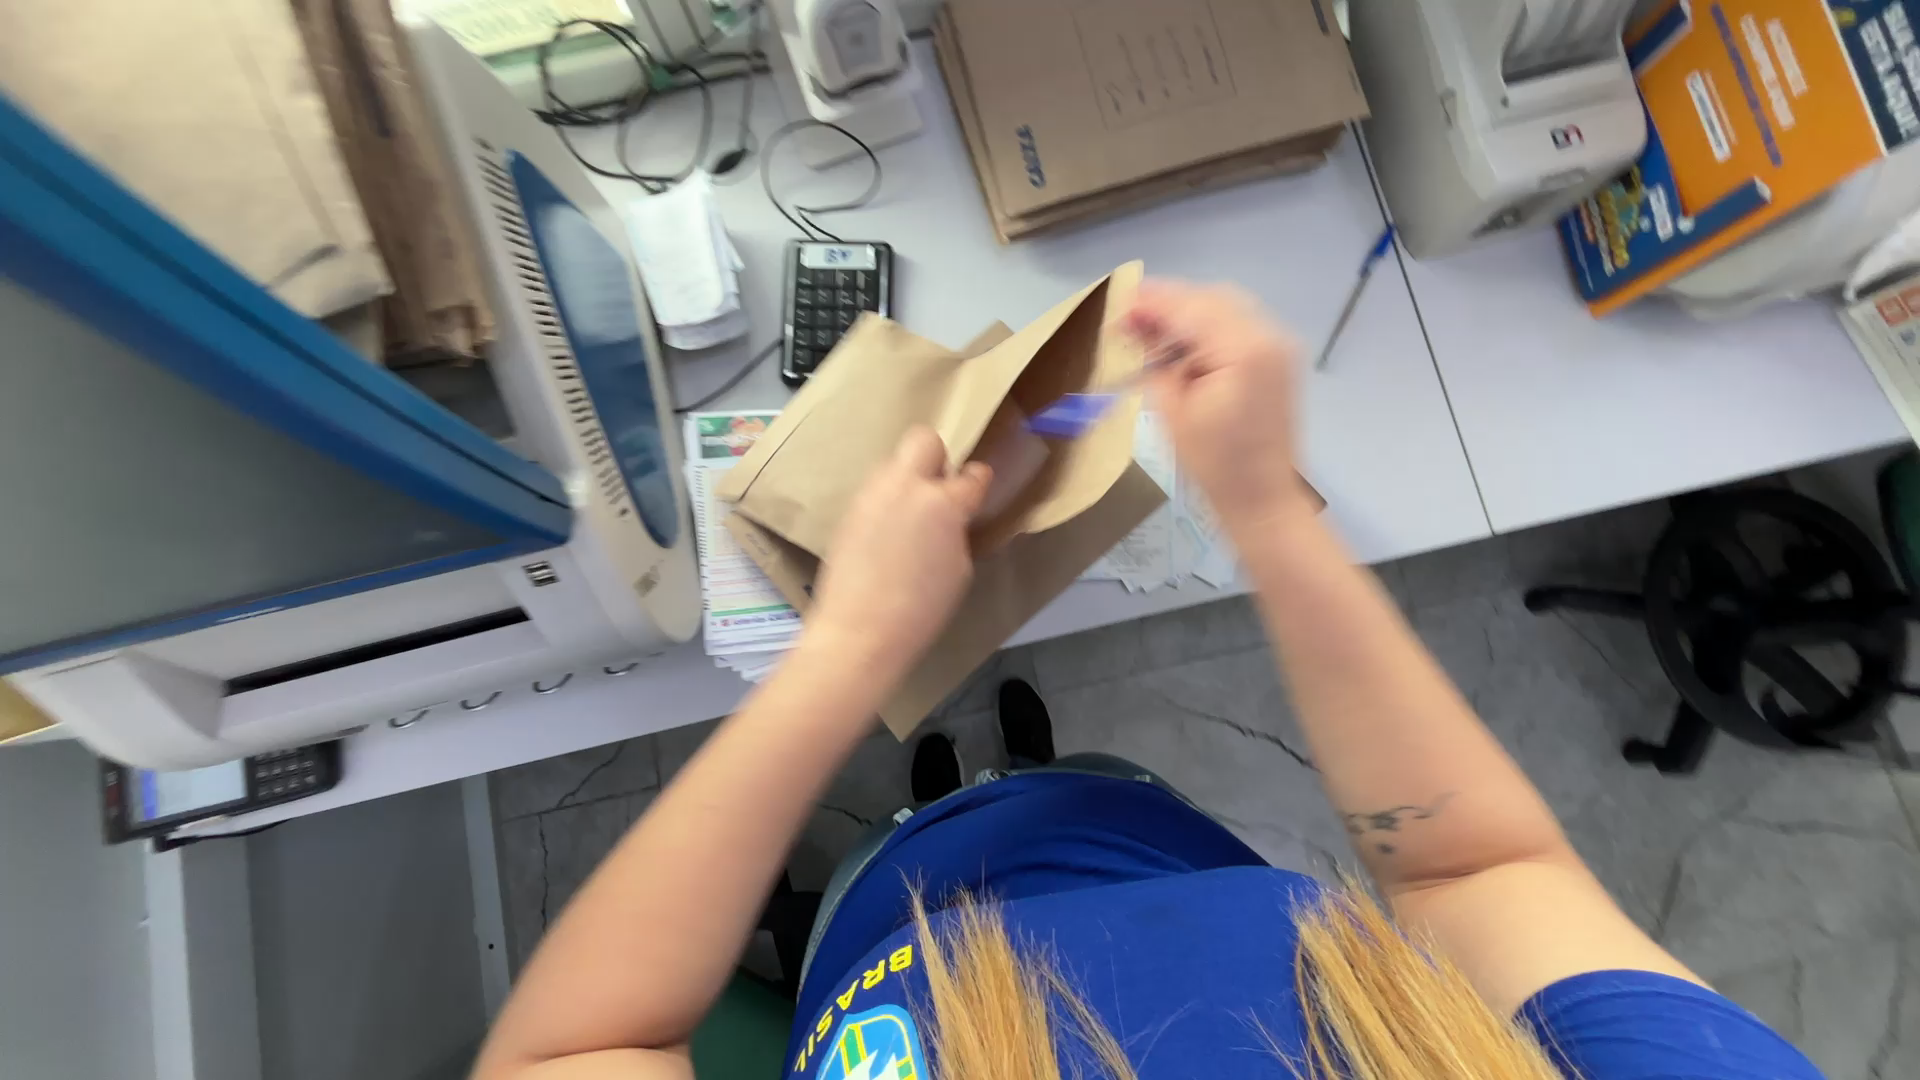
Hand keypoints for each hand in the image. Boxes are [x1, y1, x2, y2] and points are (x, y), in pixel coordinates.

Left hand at [805, 427, 991, 681]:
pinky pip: (875, 491)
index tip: (975, 490)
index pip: (972, 474)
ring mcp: (872, 494)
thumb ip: (956, 530)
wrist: (860, 630)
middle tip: (938, 491)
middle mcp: (906, 487)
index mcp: (944, 504)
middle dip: (936, 458)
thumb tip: (952, 519)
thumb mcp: (959, 569)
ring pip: (894, 464)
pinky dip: (885, 502)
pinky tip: (886, 535)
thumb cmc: (921, 610)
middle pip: (924, 440)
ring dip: (907, 481)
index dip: (977, 482)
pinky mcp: (849, 510)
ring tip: (908, 518)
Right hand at [1126, 280, 1310, 537]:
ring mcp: (1278, 345)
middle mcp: (1269, 335)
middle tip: (1129, 317)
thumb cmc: (1213, 464)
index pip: (1190, 308)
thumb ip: (1155, 362)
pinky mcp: (1277, 359)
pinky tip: (1180, 343)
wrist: (1262, 497)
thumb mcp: (1172, 411)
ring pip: (1225, 307)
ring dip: (1187, 312)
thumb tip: (1137, 330)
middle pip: (1211, 298)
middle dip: (1168, 302)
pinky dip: (1206, 326)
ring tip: (1150, 329)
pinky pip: (1238, 325)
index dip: (1151, 303)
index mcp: (1244, 349)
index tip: (1117, 305)